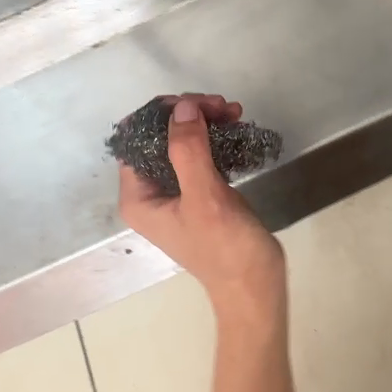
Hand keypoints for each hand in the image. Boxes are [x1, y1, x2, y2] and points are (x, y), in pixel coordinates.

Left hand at [119, 94, 285, 317]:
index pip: (135, 139)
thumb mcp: (205, 198)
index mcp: (139, 197)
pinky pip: (201, 153)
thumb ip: (188, 151)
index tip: (194, 104)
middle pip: (160, 136)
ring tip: (234, 112)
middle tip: (222, 106)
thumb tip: (182, 108)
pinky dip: (216, 137)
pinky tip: (236, 128)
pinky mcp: (201, 192)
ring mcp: (177, 192)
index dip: (160, 114)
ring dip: (205, 121)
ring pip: (182, 141)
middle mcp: (151, 192)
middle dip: (188, 114)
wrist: (256, 287)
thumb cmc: (225, 248)